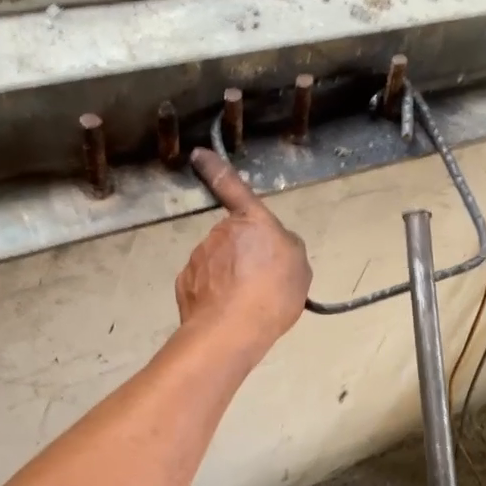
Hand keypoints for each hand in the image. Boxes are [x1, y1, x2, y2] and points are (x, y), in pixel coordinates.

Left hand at [176, 149, 311, 349]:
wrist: (232, 330)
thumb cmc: (272, 293)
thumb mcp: (300, 267)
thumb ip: (288, 248)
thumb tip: (277, 246)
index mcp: (252, 222)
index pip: (234, 188)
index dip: (216, 169)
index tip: (198, 155)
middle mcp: (220, 233)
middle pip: (234, 240)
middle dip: (245, 257)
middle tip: (262, 284)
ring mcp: (198, 258)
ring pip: (218, 264)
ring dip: (230, 279)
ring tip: (247, 304)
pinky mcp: (185, 283)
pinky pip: (205, 285)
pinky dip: (214, 296)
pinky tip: (228, 313)